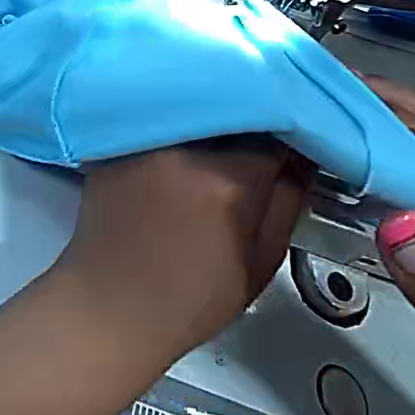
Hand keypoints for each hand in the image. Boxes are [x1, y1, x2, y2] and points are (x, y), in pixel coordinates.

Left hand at [48, 139, 311, 363]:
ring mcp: (148, 140)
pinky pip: (163, 118)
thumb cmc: (192, 298)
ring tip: (222, 140)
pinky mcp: (119, 140)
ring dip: (217, 120)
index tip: (290, 148)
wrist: (111, 305)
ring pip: (197, 110)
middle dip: (254, 123)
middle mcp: (187, 150)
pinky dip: (180, 124)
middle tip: (259, 143)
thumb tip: (303, 158)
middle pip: (235, 113)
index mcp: (229, 182)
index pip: (276, 133)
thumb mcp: (259, 264)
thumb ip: (287, 203)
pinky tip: (184, 145)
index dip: (288, 138)